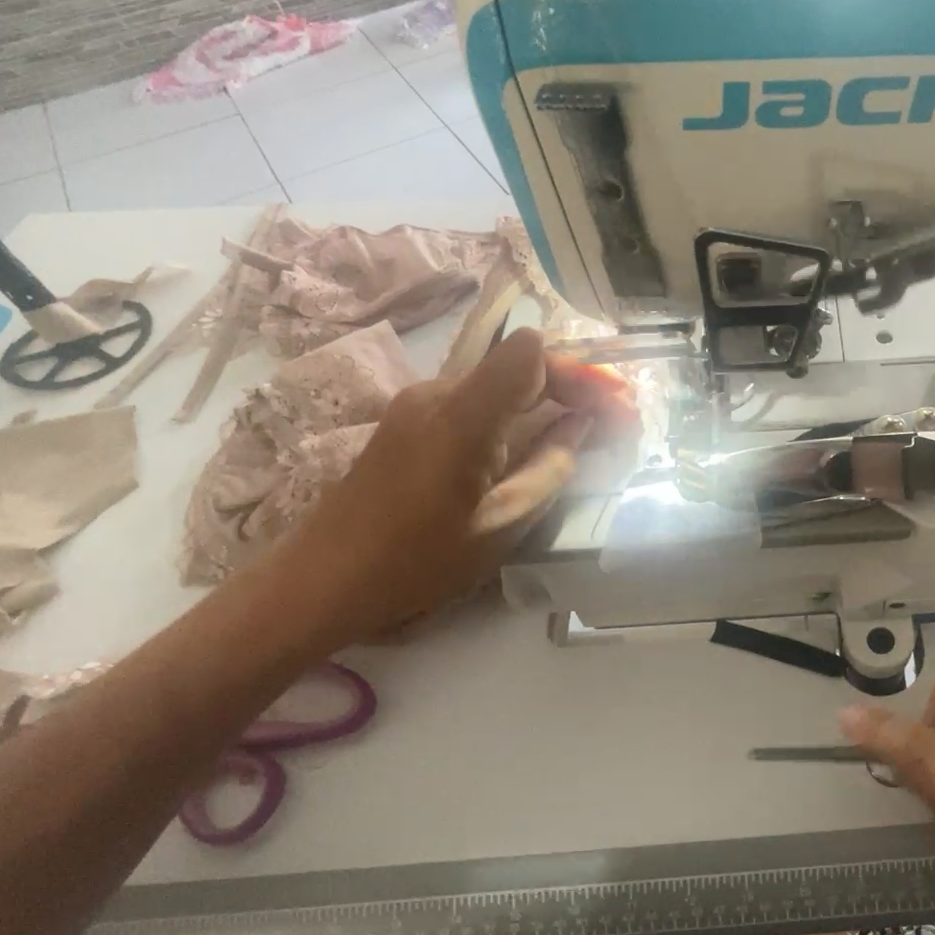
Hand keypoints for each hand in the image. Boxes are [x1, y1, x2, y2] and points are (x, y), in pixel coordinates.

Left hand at [263, 327, 637, 649]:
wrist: (318, 581)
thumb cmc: (414, 562)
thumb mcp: (501, 525)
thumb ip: (550, 466)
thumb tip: (580, 424)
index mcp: (463, 415)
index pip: (531, 353)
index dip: (579, 372)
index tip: (614, 405)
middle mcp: (438, 393)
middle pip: (519, 364)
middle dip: (573, 385)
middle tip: (616, 420)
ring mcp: (417, 405)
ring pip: (498, 382)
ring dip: (544, 400)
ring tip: (583, 434)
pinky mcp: (407, 423)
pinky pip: (474, 403)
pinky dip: (512, 415)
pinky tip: (529, 447)